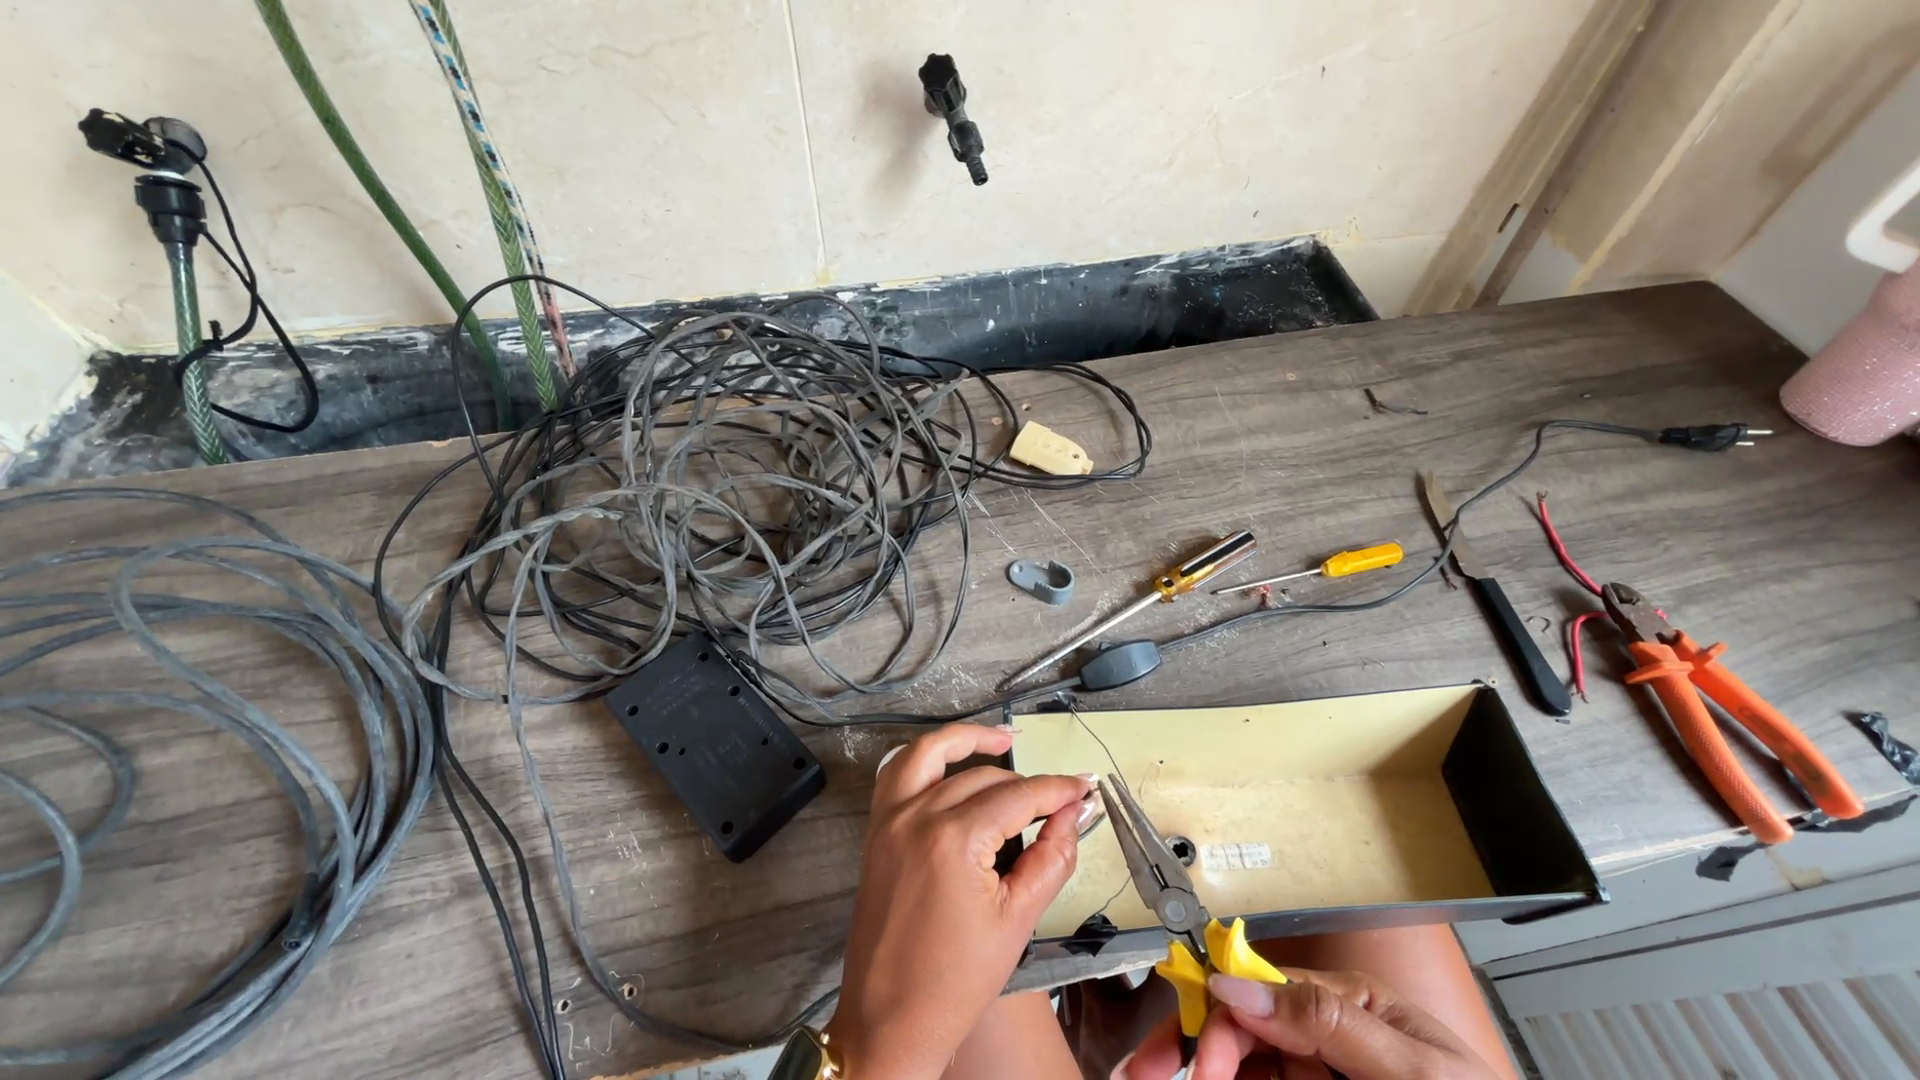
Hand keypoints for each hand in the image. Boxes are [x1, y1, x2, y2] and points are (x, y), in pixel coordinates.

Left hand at [828, 724, 1096, 1079]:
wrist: (890, 1021)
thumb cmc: (950, 983)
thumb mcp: (1018, 921)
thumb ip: (1052, 858)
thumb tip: (1072, 816)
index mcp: (952, 839)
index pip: (1019, 796)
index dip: (1058, 790)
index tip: (1082, 789)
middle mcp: (915, 818)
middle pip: (983, 777)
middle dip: (1026, 783)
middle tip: (1057, 799)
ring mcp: (888, 821)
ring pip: (930, 754)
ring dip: (966, 740)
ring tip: (1002, 739)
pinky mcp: (875, 833)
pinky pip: (896, 774)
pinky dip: (923, 758)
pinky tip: (948, 763)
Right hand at [1119, 968, 1501, 1079]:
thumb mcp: (1412, 1069)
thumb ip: (1323, 1021)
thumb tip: (1234, 980)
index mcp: (1344, 1004)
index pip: (1258, 991)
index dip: (1214, 1017)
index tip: (1192, 1058)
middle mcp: (1320, 1035)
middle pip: (1236, 1029)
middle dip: (1189, 1046)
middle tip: (1145, 1073)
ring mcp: (1313, 1074)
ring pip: (1239, 1065)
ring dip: (1199, 1068)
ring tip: (1155, 1075)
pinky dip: (1224, 1079)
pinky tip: (1204, 1078)